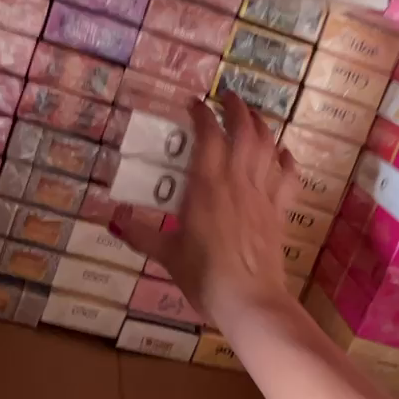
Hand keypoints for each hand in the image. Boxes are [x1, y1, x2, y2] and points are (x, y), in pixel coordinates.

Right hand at [112, 93, 298, 326]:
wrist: (248, 301)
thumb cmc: (203, 277)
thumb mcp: (166, 254)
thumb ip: (139, 233)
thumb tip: (110, 218)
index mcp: (206, 186)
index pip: (208, 135)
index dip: (202, 114)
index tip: (194, 103)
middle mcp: (237, 181)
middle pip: (244, 131)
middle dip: (237, 108)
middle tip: (227, 98)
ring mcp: (262, 195)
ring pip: (268, 147)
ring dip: (261, 126)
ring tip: (252, 115)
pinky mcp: (278, 211)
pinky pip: (288, 177)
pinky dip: (286, 160)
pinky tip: (282, 153)